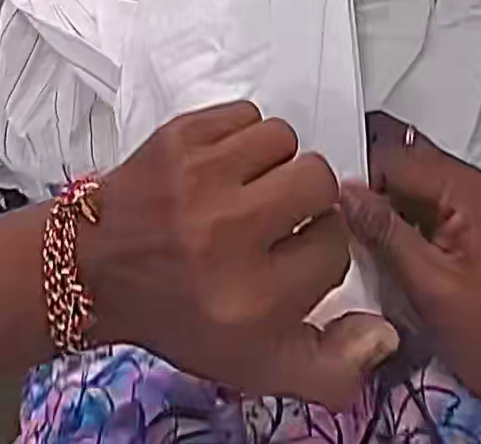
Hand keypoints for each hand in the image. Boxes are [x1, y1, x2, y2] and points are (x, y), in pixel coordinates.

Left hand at [79, 101, 399, 407]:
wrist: (96, 268)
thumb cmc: (178, 311)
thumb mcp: (254, 367)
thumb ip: (329, 368)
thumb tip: (384, 330)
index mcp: (250, 299)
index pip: (334, 244)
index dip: (321, 242)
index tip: (293, 247)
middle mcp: (226, 233)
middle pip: (318, 178)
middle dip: (307, 193)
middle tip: (277, 207)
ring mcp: (200, 176)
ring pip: (283, 137)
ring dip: (275, 159)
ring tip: (249, 181)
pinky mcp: (179, 137)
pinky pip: (245, 113)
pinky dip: (243, 133)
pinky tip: (224, 162)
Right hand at [340, 114, 480, 442]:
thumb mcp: (431, 286)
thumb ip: (385, 232)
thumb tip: (346, 192)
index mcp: (462, 186)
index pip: (392, 156)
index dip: (360, 181)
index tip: (334, 211)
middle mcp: (465, 186)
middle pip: (399, 167)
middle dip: (369, 193)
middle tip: (346, 228)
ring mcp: (464, 208)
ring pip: (404, 190)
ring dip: (380, 212)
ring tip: (363, 247)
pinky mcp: (460, 230)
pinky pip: (415, 212)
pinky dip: (395, 228)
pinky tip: (384, 258)